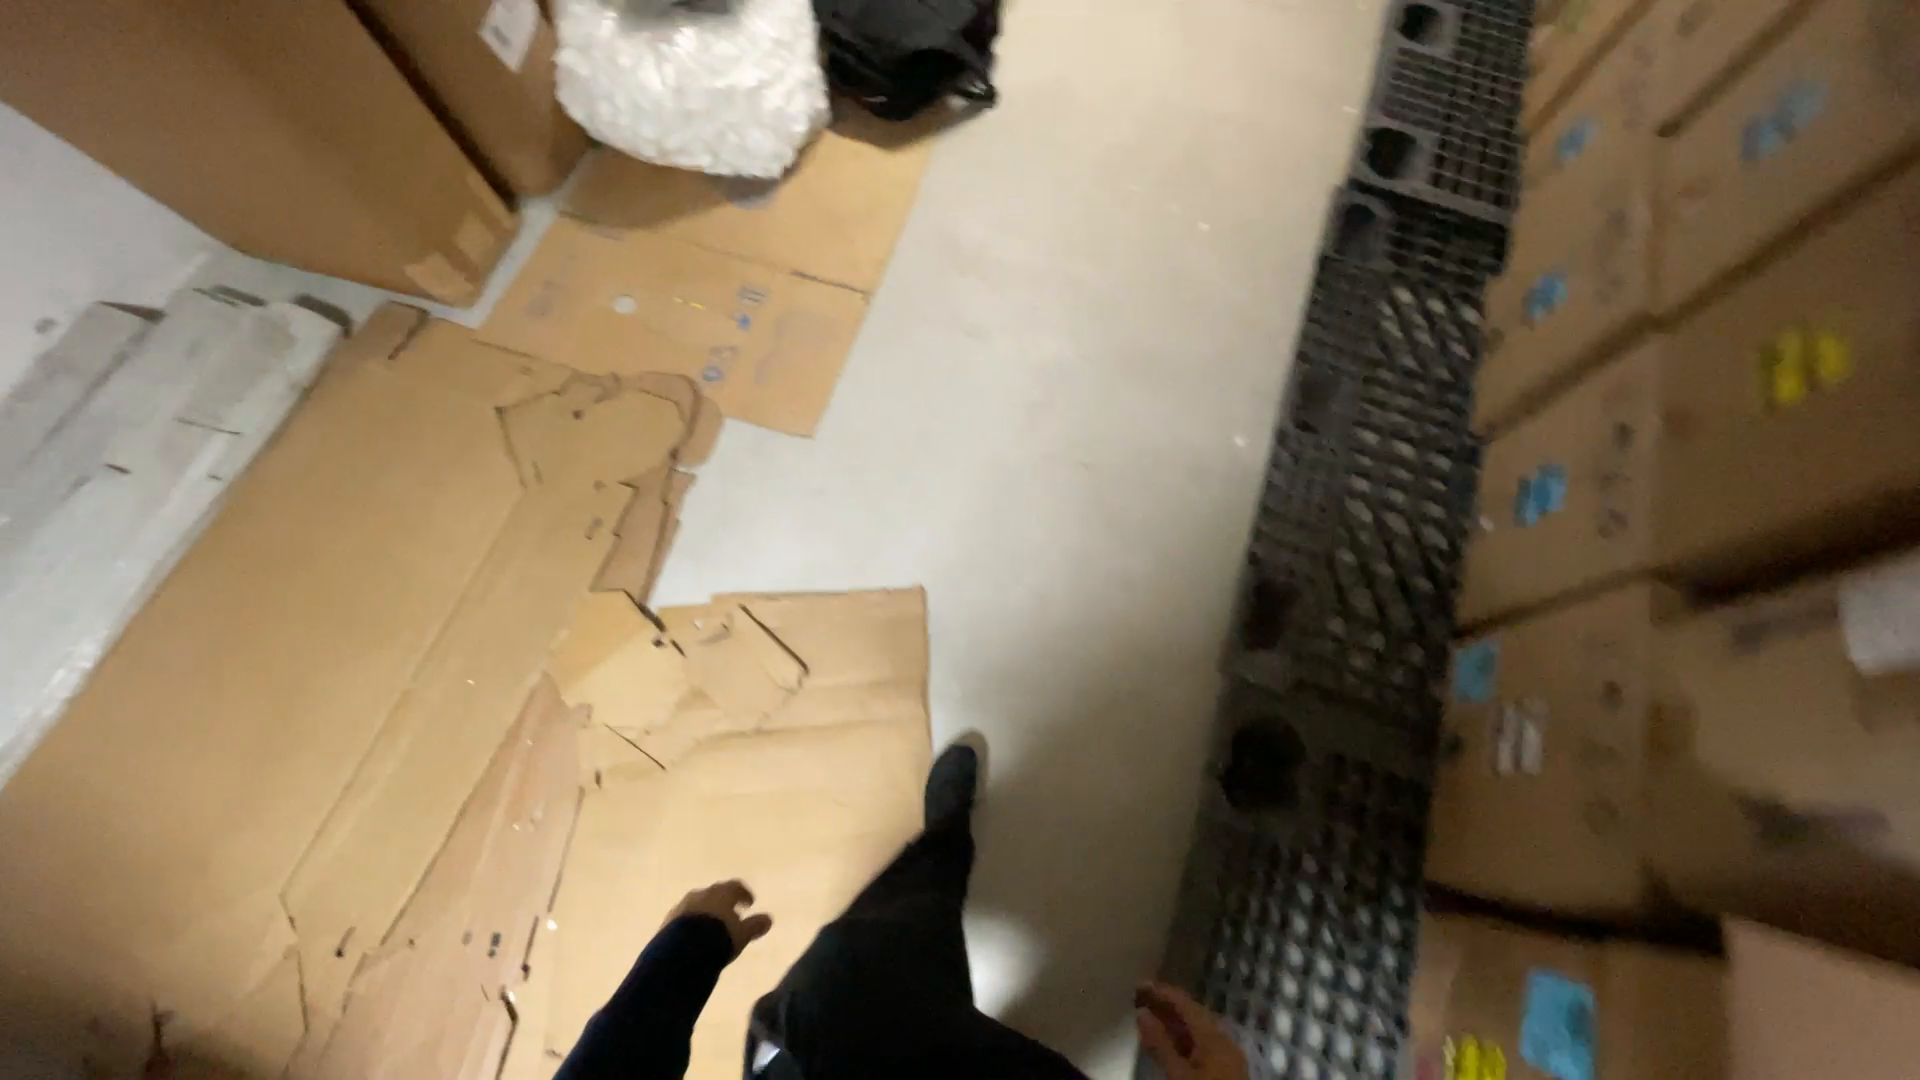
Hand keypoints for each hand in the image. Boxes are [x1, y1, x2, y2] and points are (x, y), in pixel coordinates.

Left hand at [668, 880, 772, 956]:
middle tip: (730, 915)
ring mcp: (682, 907)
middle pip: (715, 893)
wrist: (681, 953)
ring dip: (706, 913)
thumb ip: (755, 925)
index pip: (735, 886)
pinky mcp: (667, 922)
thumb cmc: (718, 938)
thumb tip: (769, 919)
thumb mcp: (741, 934)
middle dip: (723, 903)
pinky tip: (693, 936)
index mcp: (721, 893)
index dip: (743, 894)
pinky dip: (691, 923)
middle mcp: (701, 894)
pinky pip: (683, 918)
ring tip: (710, 928)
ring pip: (697, 905)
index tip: (749, 904)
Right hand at [1135, 982, 1249, 1079]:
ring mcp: (1227, 1058)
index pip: (1186, 1004)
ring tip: (1147, 1019)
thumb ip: (1160, 1044)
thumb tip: (1142, 1013)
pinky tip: (1165, 1045)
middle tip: (1138, 999)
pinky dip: (1181, 1042)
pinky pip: (1200, 1047)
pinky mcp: (1226, 1073)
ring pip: (1196, 1032)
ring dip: (1172, 1024)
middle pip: (1192, 1015)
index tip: (1138, 984)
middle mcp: (1224, 1042)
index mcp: (1215, 1038)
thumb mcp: (1179, 1076)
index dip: (1162, 992)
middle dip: (1165, 1006)